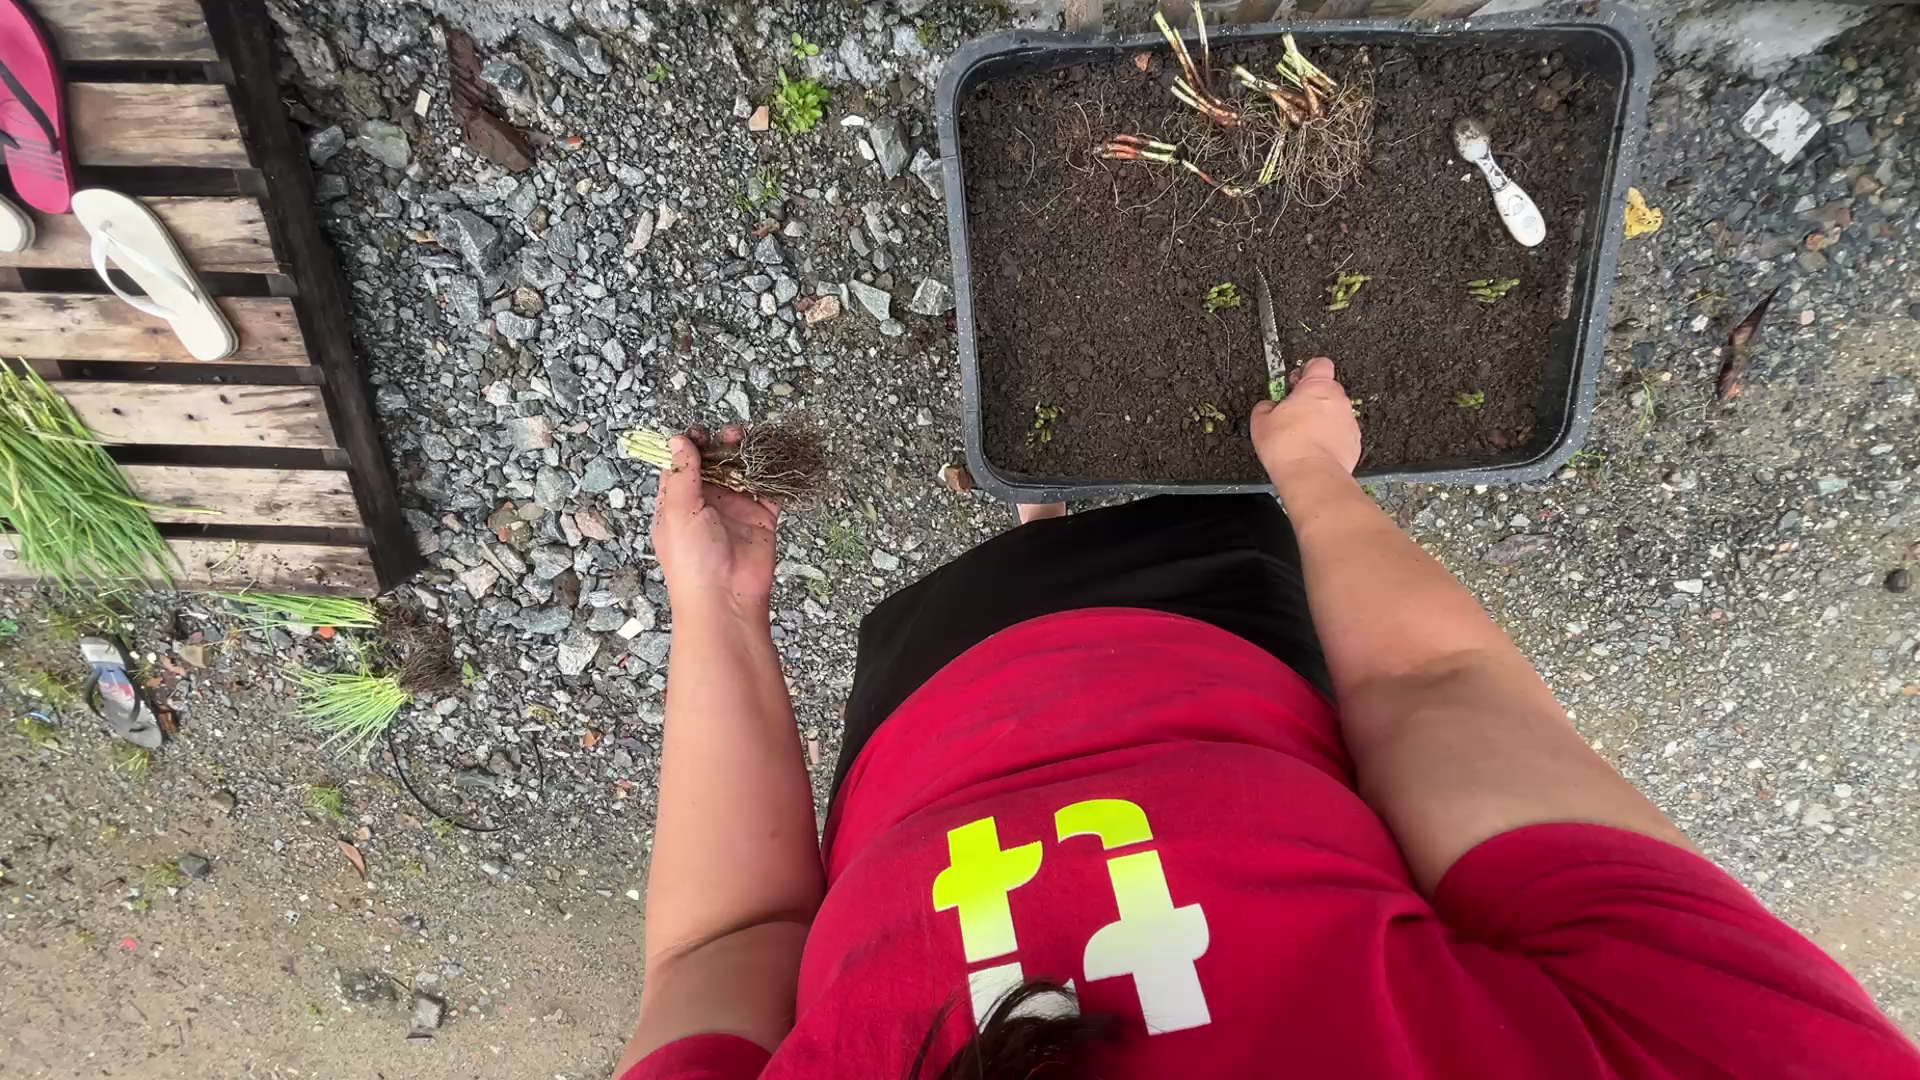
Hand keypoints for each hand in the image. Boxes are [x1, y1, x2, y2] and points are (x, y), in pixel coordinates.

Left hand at [651, 428, 780, 612]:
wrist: (726, 598)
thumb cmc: (692, 561)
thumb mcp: (678, 512)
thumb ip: (683, 474)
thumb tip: (679, 440)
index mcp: (678, 503)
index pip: (682, 466)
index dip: (689, 447)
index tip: (698, 432)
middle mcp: (707, 504)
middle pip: (715, 466)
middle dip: (721, 446)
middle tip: (729, 434)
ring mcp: (736, 511)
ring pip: (742, 474)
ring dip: (745, 456)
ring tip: (748, 439)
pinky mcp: (762, 519)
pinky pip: (769, 492)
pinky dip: (772, 475)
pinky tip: (772, 459)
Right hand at [1251, 356, 1360, 477]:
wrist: (1310, 474)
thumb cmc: (1287, 446)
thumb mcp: (1260, 422)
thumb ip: (1265, 407)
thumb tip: (1267, 406)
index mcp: (1316, 387)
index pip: (1319, 364)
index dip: (1306, 371)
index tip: (1293, 382)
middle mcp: (1337, 399)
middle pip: (1326, 389)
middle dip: (1310, 399)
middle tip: (1292, 413)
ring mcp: (1348, 420)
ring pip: (1333, 412)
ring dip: (1320, 420)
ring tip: (1301, 437)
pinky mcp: (1353, 440)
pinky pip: (1339, 433)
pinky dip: (1328, 438)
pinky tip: (1312, 449)